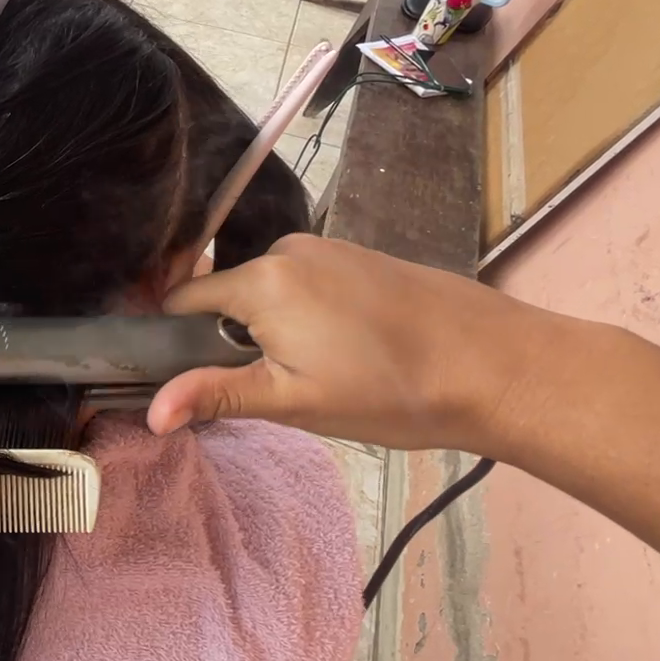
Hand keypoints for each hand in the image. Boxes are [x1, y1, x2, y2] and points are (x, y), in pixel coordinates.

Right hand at [148, 234, 567, 453]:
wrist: (508, 368)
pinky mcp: (356, 254)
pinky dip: (302, 309)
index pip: (181, 300)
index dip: (180, 339)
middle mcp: (285, 249)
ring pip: (263, 289)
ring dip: (267, 323)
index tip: (206, 374)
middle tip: (274, 380)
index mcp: (260, 281)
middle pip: (223, 294)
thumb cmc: (390, 390)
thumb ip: (215, 395)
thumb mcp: (293, 401)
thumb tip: (150, 413)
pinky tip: (343, 343)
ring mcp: (325, 247)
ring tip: (315, 365)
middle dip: (229, 334)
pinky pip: (300, 280)